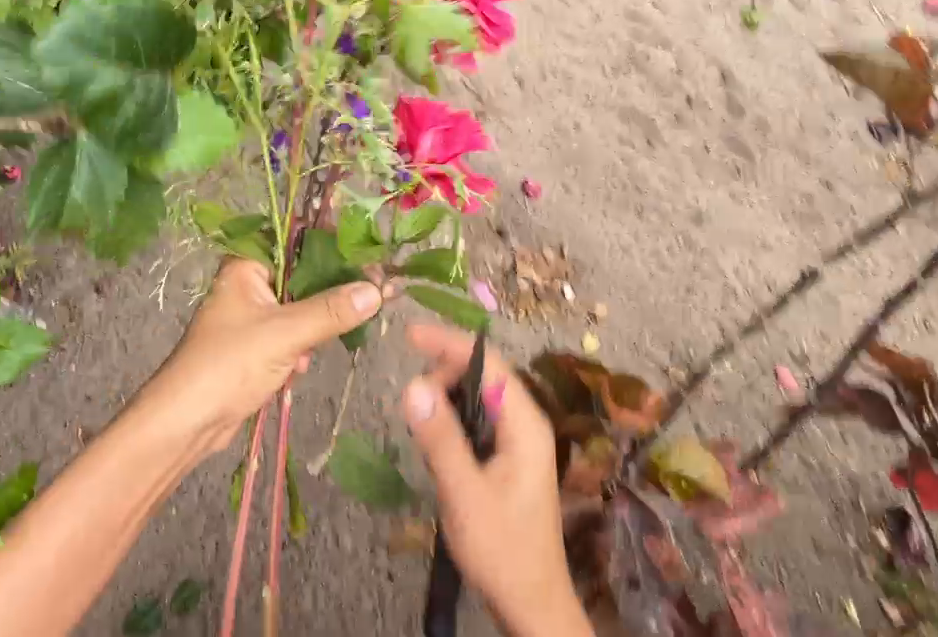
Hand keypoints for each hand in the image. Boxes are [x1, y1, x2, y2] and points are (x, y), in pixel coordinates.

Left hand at [130, 256, 381, 456]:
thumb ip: (331, 310)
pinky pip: (289, 338)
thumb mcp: (285, 333)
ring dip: (311, 332)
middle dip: (326, 300)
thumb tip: (377, 289)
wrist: (187, 421)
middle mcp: (247, 285)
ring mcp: (249, 318)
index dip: (333, 251)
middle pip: (302, 279)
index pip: (297, 244)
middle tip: (367, 302)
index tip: (370, 261)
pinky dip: (297, 352)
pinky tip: (295, 370)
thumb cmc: (229, 364)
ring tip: (309, 354)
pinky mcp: (254, 348)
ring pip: (299, 312)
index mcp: (245, 266)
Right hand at [402, 324, 593, 636]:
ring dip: (444, 401)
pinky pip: (474, 421)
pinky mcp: (504, 459)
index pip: (487, 362)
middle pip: (480, 375)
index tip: (408, 334)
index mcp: (525, 424)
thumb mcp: (464, 492)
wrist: (529, 604)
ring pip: (474, 398)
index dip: (449, 342)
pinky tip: (434, 447)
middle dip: (442, 376)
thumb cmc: (501, 548)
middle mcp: (525, 424)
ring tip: (420, 430)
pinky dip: (449, 422)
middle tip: (411, 405)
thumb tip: (412, 384)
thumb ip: (440, 437)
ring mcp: (516, 442)